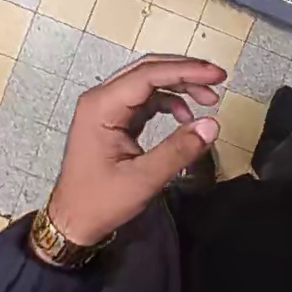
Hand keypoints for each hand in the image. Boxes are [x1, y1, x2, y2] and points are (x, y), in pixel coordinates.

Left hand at [45, 55, 224, 244]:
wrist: (73, 222)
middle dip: (186, 72)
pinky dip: (171, 102)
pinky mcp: (116, 120)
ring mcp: (108, 109)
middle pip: (149, 70)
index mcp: (102, 107)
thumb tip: (211, 125)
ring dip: (181, 86)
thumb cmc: (99, 202)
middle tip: (218, 79)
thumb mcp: (143, 179)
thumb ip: (179, 150)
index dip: (186, 71)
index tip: (217, 76)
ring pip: (150, 83)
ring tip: (209, 99)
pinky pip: (147, 100)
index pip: (149, 74)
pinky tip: (187, 117)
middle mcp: (102, 100)